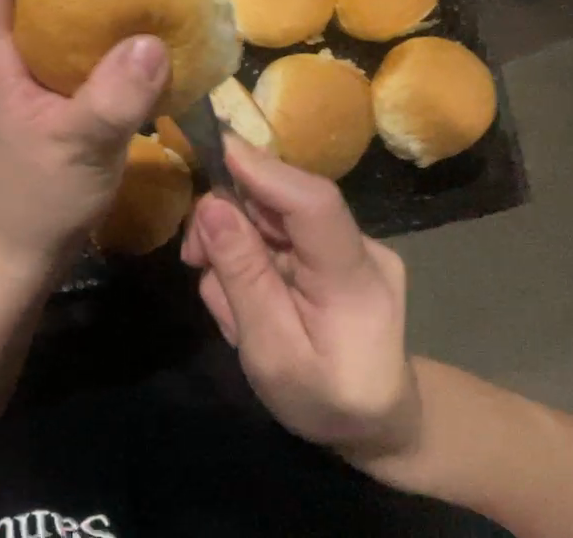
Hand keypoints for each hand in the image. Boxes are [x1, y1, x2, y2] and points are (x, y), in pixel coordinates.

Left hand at [0, 0, 170, 266]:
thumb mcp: (82, 146)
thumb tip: (150, 40)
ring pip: (37, 8)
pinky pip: (65, 38)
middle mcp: (4, 55)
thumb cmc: (45, 195)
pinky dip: (92, 20)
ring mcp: (25, 71)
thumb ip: (113, 98)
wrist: (33, 242)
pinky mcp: (49, 89)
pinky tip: (132, 25)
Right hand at [179, 138, 420, 467]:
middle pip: (280, 202)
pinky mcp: (332, 251)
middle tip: (194, 261)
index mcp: (355, 281)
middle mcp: (360, 249)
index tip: (209, 146)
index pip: (314, 204)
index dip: (261, 169)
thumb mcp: (271, 354)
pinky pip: (276, 233)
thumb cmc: (325, 400)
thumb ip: (242, 278)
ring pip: (269, 217)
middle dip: (226, 219)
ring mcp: (349, 247)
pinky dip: (248, 253)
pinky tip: (247, 293)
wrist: (378, 426)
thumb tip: (211, 207)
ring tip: (229, 299)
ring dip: (232, 243)